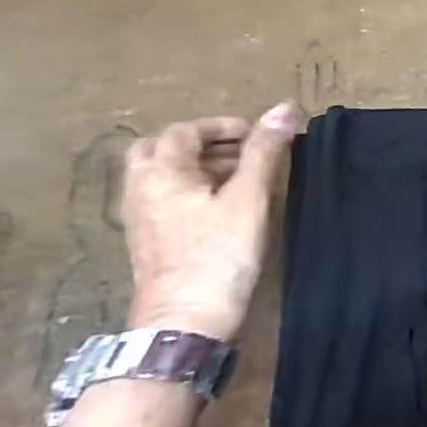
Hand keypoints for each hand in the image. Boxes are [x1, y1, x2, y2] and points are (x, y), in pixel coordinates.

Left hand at [120, 102, 304, 340]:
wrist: (186, 319)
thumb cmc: (219, 252)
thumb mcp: (250, 196)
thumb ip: (265, 151)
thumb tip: (285, 107)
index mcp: (160, 174)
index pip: (185, 131)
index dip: (224, 126)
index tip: (260, 135)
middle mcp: (141, 190)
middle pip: (161, 149)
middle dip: (202, 142)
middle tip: (243, 150)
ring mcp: (140, 217)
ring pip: (161, 174)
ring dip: (198, 164)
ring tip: (241, 174)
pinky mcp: (150, 239)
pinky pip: (165, 197)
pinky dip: (192, 186)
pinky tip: (223, 203)